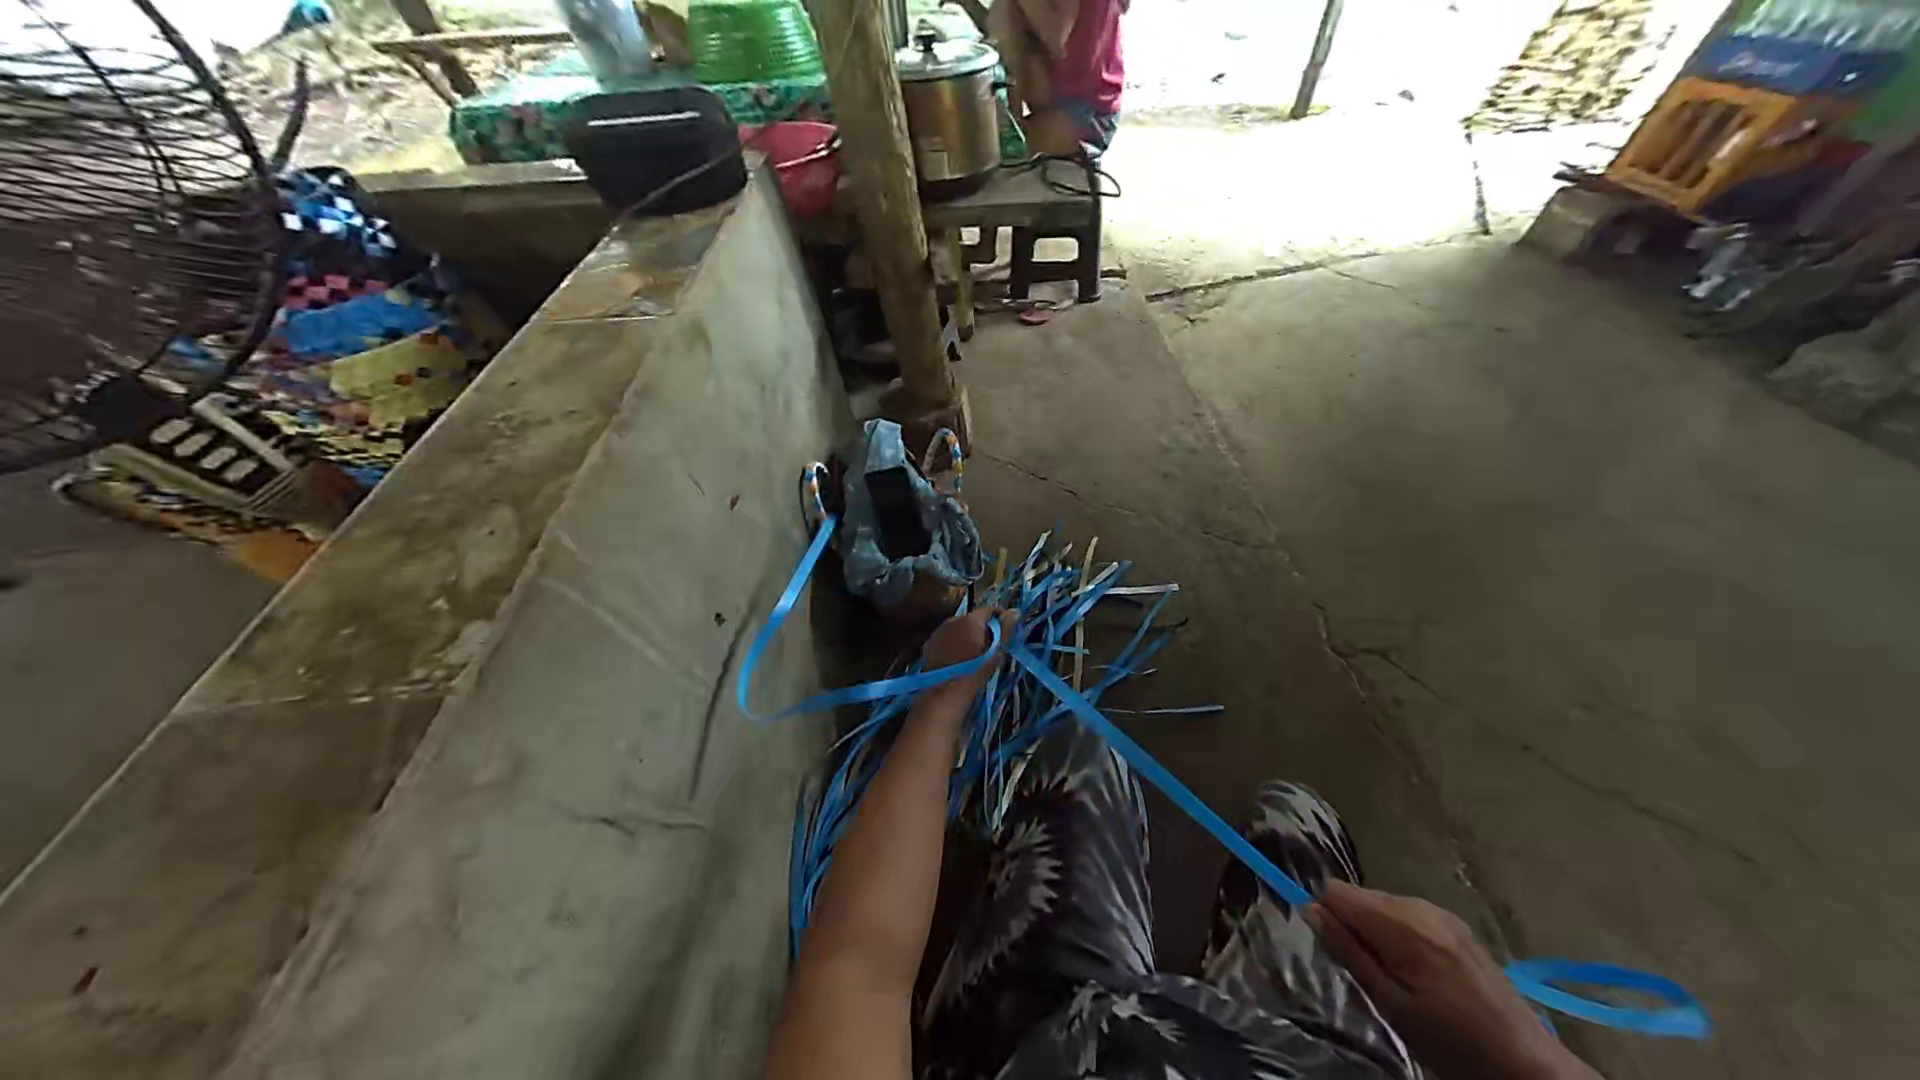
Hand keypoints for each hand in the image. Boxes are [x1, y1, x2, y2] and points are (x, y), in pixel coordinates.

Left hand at [921, 606, 1009, 672]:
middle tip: (989, 647)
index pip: (989, 610)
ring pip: (957, 629)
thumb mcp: (996, 652)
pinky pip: (946, 640)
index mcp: (970, 620)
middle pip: (972, 620)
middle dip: (982, 629)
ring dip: (966, 637)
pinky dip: (953, 645)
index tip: (1005, 631)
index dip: (999, 618)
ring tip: (972, 655)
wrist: (945, 691)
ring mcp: (938, 632)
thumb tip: (1015, 611)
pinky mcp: (929, 646)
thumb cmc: (975, 671)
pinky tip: (956, 659)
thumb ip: (1006, 630)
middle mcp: (952, 620)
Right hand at [1307, 881, 1601, 1079]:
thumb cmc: (1452, 1043)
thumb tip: (1310, 909)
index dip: (1326, 914)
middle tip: (1369, 973)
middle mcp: (1419, 906)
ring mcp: (1441, 913)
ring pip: (1381, 904)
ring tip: (1394, 976)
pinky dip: (1398, 933)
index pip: (1336, 890)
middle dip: (1351, 925)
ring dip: (1374, 931)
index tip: (1336, 949)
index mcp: (1402, 924)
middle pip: (1358, 895)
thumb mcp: (1390, 1004)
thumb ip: (1348, 951)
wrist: (1529, 1068)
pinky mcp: (1456, 924)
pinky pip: (1405, 913)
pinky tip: (1417, 970)